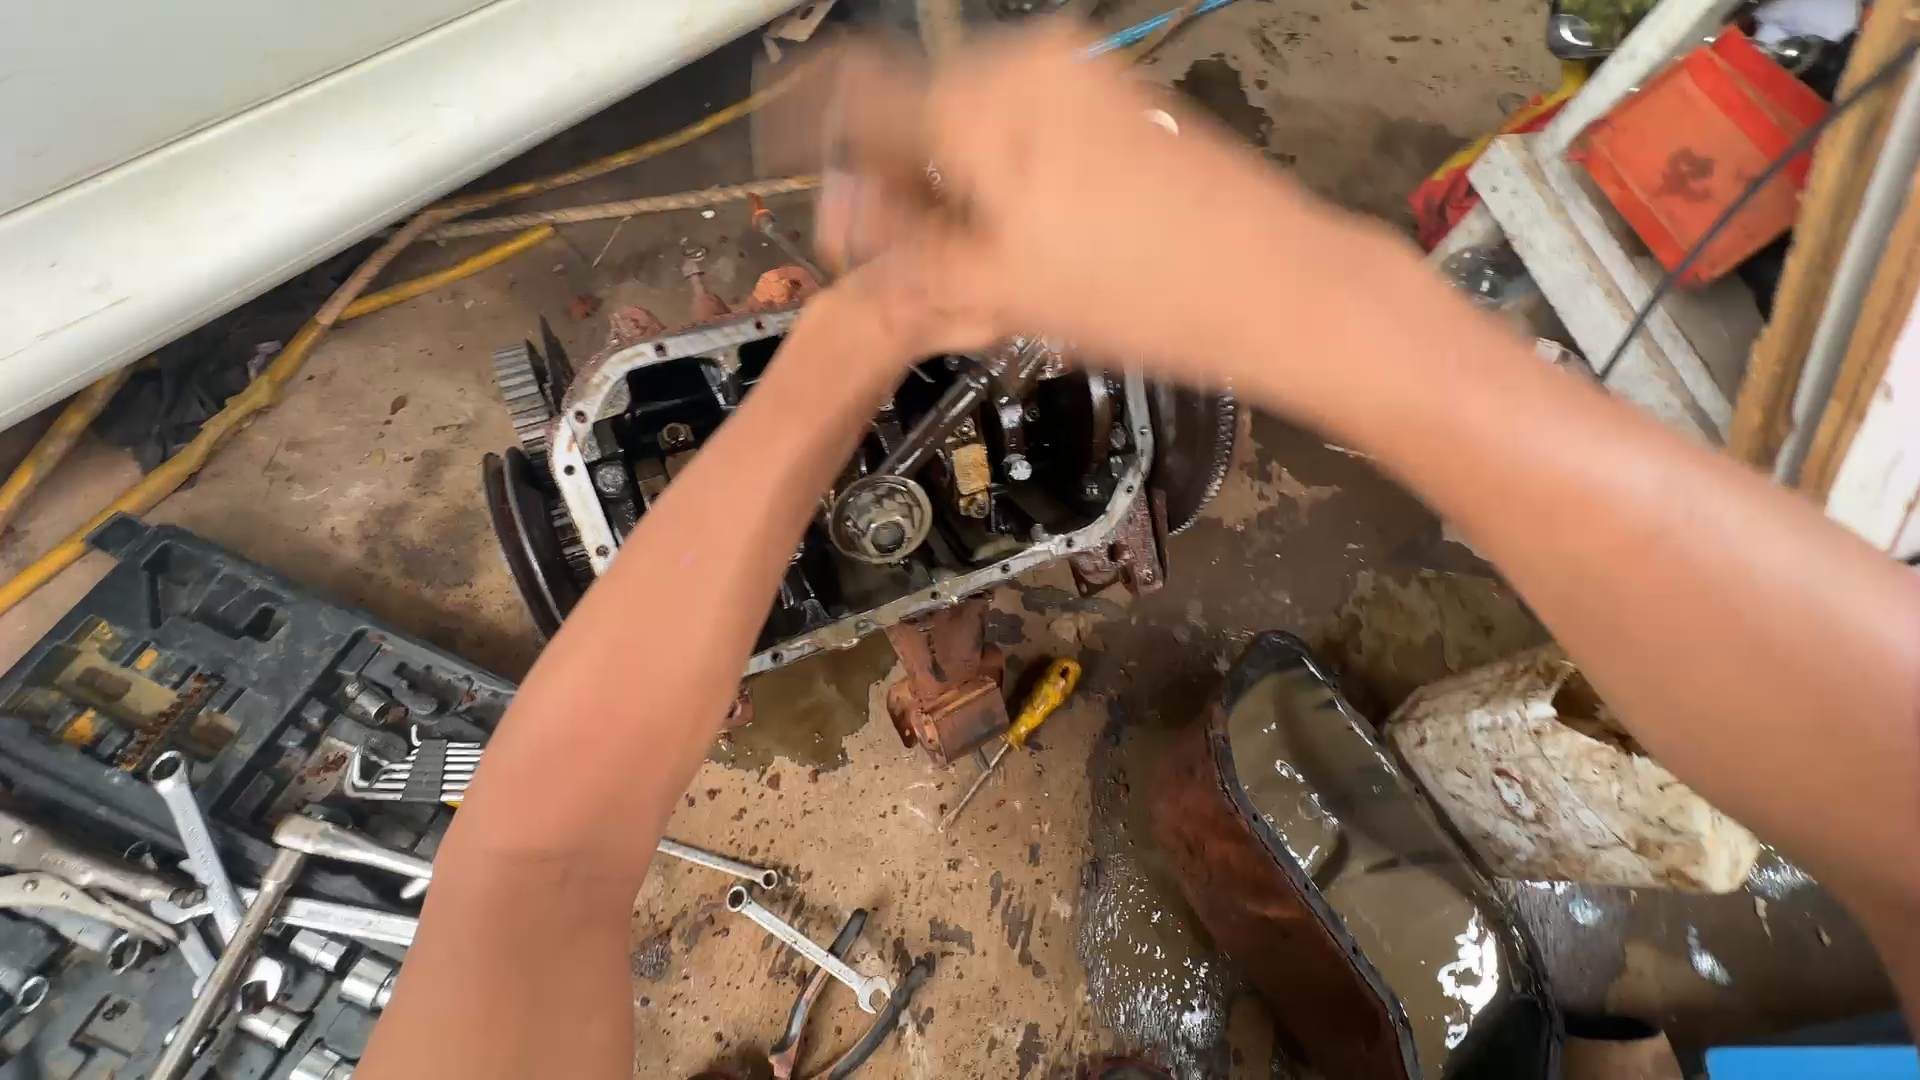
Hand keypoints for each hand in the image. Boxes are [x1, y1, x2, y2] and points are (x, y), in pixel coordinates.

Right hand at [812, 23, 1338, 380]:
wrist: (1271, 286)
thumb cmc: (1142, 294)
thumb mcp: (1003, 287)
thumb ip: (908, 252)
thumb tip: (843, 228)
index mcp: (984, 99)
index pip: (859, 99)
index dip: (827, 157)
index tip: (831, 213)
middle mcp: (1028, 65)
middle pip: (919, 115)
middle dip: (901, 191)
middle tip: (911, 270)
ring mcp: (1077, 78)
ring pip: (973, 129)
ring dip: (953, 196)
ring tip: (975, 271)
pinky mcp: (1112, 104)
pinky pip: (1025, 134)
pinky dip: (1002, 186)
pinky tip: (1021, 245)